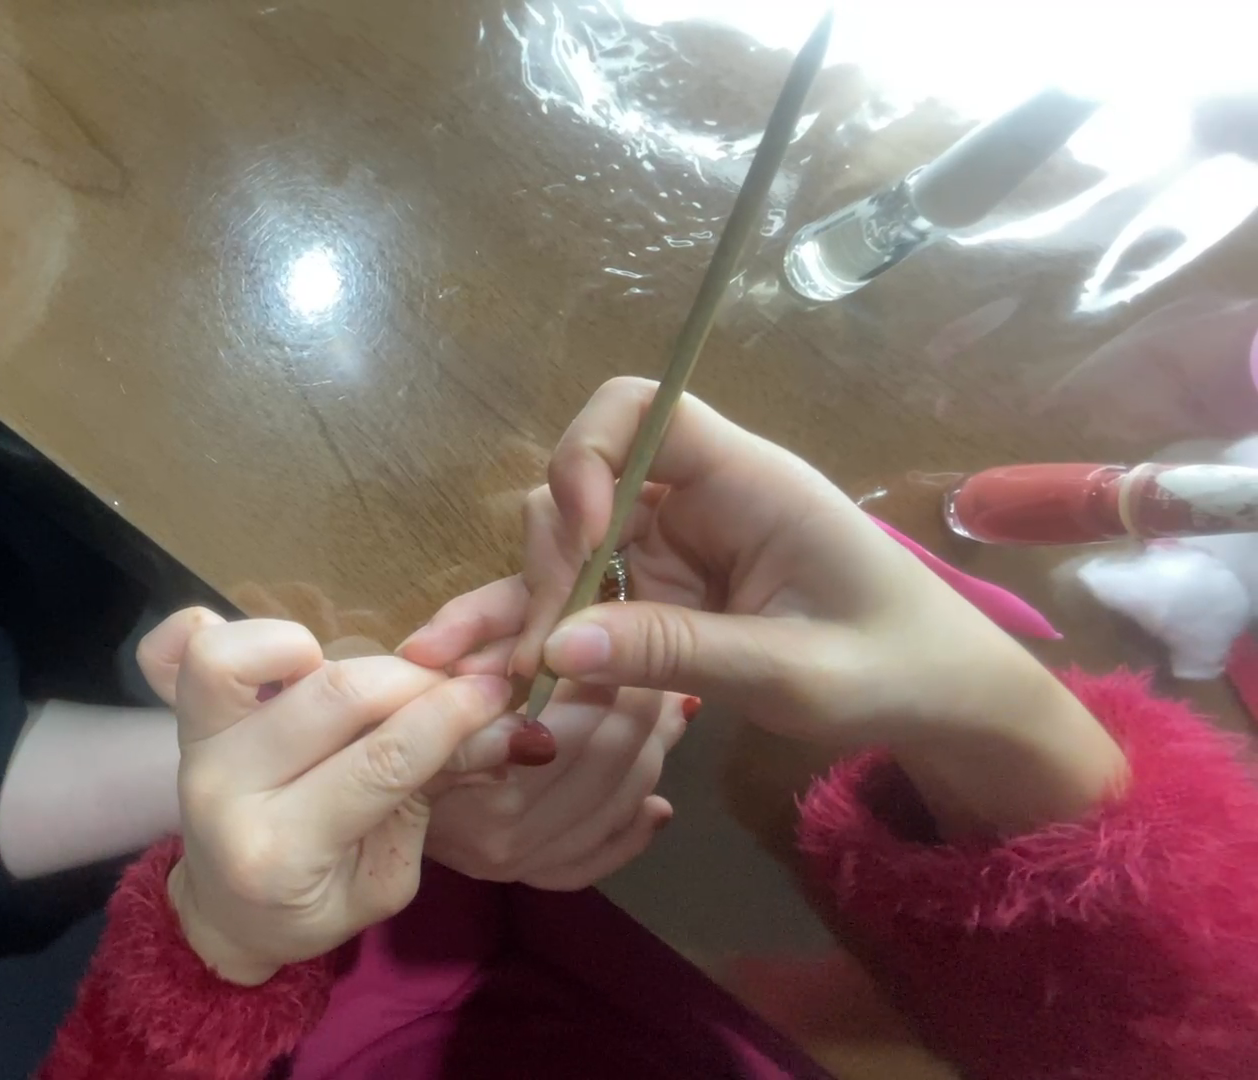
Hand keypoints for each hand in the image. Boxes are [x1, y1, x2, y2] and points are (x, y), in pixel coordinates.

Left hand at [135, 607, 510, 983]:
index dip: (448, 716)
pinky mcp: (177, 717)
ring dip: (315, 650)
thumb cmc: (310, 905)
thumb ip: (429, 797)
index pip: (379, 763)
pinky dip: (230, 631)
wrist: (224, 910)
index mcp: (280, 853)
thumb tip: (500, 726)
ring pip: (237, 658)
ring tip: (350, 677)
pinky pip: (171, 650)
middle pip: (329, 698)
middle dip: (408, 679)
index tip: (494, 692)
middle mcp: (224, 790)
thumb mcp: (385, 879)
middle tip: (446, 684)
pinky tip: (282, 653)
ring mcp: (191, 745)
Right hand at [401, 577, 680, 890]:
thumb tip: (567, 628)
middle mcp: (501, 834)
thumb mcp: (426, 658)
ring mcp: (518, 862)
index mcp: (475, 774)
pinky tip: (655, 802)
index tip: (621, 640)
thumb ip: (476, 632)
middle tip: (658, 665)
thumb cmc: (375, 713)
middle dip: (645, 705)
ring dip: (654, 750)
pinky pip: (602, 855)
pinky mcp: (529, 878)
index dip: (609, 674)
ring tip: (665, 708)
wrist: (336, 796)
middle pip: (613, 758)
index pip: (575, 718)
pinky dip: (635, 827)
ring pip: (622, 798)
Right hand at [428, 378, 1126, 835]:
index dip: (588, 454)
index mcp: (742, 481)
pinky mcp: (652, 583)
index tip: (589, 541)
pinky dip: (551, 623)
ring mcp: (665, 541)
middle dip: (552, 559)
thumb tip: (554, 648)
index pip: (638, 408)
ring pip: (565, 536)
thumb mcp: (793, 674)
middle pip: (579, 482)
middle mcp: (690, 498)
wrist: (941, 705)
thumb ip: (675, 652)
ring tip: (526, 672)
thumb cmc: (898, 670)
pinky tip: (534, 669)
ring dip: (538, 596)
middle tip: (543, 652)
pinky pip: (581, 587)